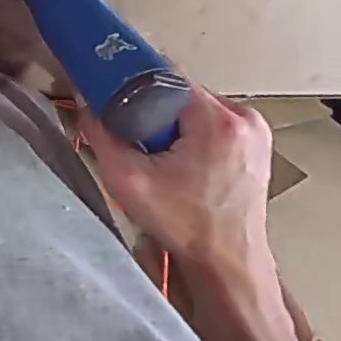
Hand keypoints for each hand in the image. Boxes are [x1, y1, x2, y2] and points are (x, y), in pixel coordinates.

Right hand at [83, 87, 275, 274]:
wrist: (228, 265)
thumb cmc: (186, 228)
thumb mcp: (128, 181)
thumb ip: (100, 134)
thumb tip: (85, 99)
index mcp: (218, 122)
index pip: (167, 74)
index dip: (136, 82)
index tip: (116, 96)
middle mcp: (244, 118)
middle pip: (181, 89)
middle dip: (154, 108)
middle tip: (140, 139)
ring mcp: (255, 129)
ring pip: (196, 103)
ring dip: (173, 119)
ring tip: (161, 152)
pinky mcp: (256, 141)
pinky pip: (212, 118)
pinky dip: (192, 130)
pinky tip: (181, 158)